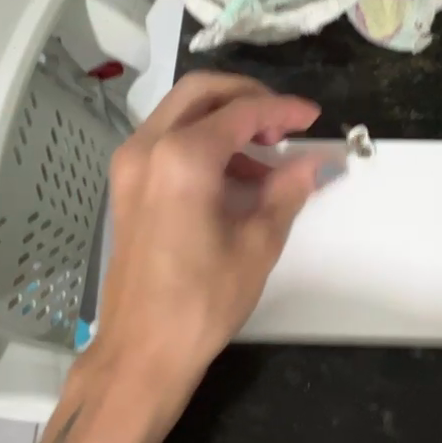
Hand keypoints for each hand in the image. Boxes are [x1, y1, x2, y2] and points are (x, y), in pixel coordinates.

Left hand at [92, 72, 342, 395]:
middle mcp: (147, 148)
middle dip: (248, 98)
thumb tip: (315, 163)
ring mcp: (130, 165)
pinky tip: (235, 176)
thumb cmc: (202, 301)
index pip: (241, 112)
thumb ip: (287, 190)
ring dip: (225, 121)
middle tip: (284, 124)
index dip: (282, 110)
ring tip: (266, 157)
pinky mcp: (126, 185)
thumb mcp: (257, 243)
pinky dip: (203, 142)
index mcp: (182, 158)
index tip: (311, 118)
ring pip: (181, 113)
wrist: (142, 350)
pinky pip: (167, 141)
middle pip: (202, 92)